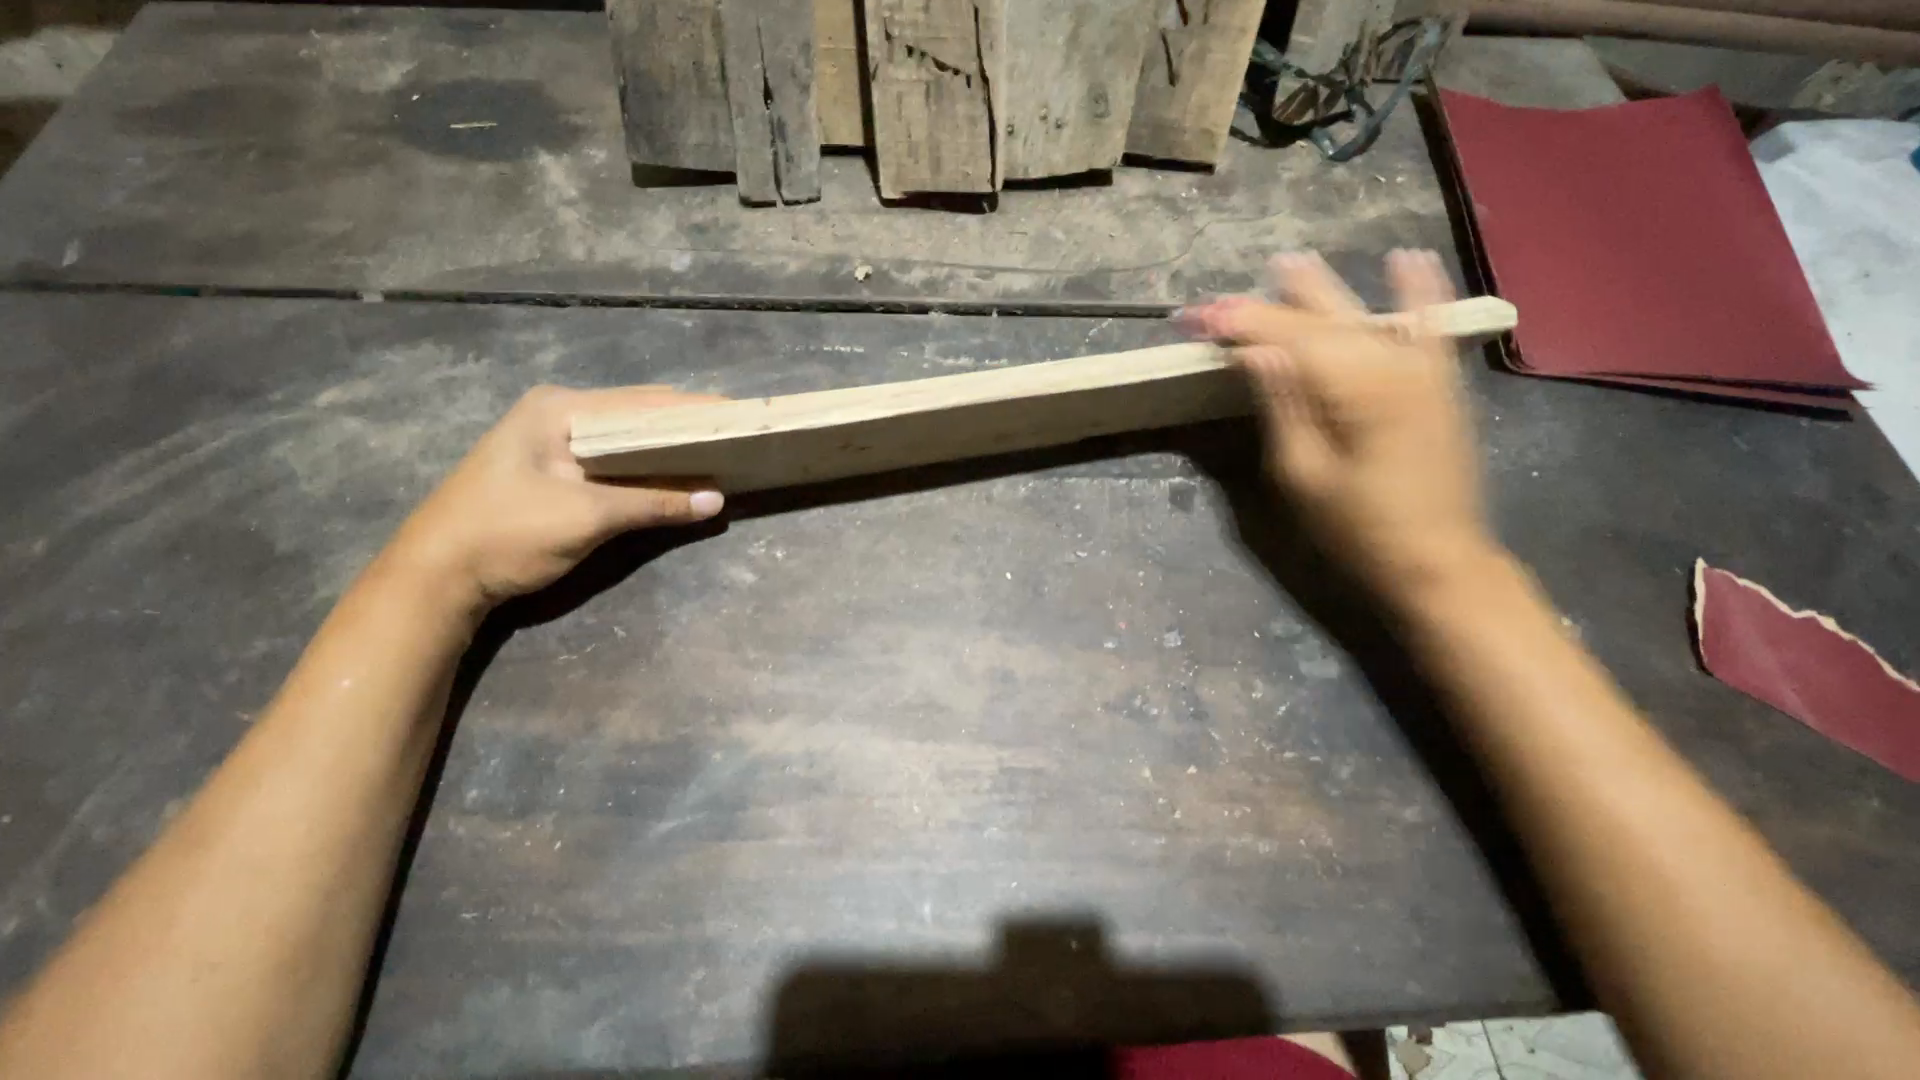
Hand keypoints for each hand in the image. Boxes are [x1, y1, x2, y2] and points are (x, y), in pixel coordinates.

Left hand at [384, 385, 725, 610]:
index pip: (645, 402)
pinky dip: (646, 470)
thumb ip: (654, 503)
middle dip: (686, 429)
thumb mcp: (587, 517)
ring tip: (718, 456)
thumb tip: (716, 500)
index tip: (742, 416)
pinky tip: (675, 480)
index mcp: (561, 409)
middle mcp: (559, 415)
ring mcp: (554, 444)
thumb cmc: (507, 533)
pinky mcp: (554, 473)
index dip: (696, 410)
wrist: (435, 576)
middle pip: (638, 416)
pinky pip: (614, 463)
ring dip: (668, 451)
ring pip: (627, 441)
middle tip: (737, 438)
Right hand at [1181, 250, 1497, 604]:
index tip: (1196, 318)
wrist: (1438, 561)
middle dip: (1267, 307)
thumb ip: (1282, 405)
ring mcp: (1422, 368)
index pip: (1284, 337)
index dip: (1238, 323)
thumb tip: (1256, 350)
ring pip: (1363, 316)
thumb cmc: (1356, 528)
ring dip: (1323, 290)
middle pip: (1320, 320)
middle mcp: (1389, 362)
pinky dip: (1418, 290)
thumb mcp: (1301, 475)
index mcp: (1349, 387)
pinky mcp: (1441, 382)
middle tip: (1220, 303)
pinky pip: (1430, 324)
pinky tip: (1407, 258)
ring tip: (1289, 263)